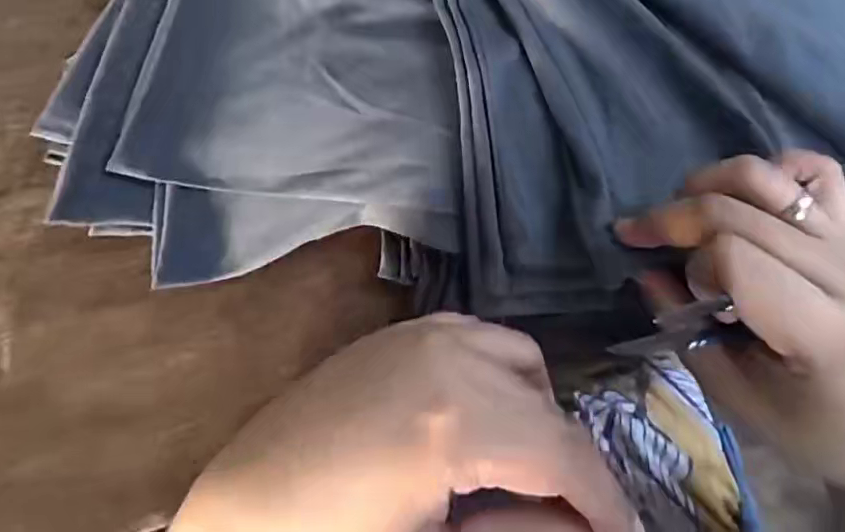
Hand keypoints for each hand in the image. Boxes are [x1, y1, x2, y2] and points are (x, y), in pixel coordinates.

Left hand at [169, 314, 634, 531]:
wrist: (239, 507)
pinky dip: (503, 374)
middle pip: (546, 406)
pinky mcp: (405, 330)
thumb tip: (581, 524)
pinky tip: (487, 416)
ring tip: (535, 469)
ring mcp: (424, 332)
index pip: (561, 453)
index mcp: (453, 420)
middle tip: (584, 516)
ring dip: (541, 411)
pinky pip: (481, 338)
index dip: (605, 500)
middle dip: (575, 465)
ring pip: (520, 358)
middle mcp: (449, 354)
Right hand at [615, 153, 844, 531]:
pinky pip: (816, 170)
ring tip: (685, 207)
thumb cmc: (820, 433)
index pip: (735, 256)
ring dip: (710, 180)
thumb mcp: (742, 401)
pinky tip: (749, 196)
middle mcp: (842, 270)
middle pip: (737, 209)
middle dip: (675, 217)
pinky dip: (774, 168)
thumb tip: (647, 272)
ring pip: (765, 176)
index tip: (686, 295)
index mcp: (826, 330)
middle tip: (641, 236)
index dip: (694, 267)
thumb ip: (687, 333)